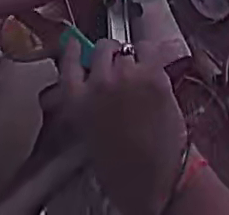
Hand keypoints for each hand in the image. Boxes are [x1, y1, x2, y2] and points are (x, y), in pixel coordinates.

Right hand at [58, 38, 187, 214]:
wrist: (158, 183)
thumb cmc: (121, 170)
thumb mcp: (89, 134)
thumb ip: (84, 102)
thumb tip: (88, 80)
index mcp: (77, 102)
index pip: (70, 61)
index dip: (75, 51)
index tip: (78, 45)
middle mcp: (99, 82)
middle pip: (102, 48)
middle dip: (109, 56)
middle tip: (117, 69)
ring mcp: (126, 75)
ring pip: (126, 49)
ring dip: (130, 59)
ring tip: (138, 78)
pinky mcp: (153, 73)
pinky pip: (148, 49)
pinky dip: (149, 56)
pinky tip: (152, 72)